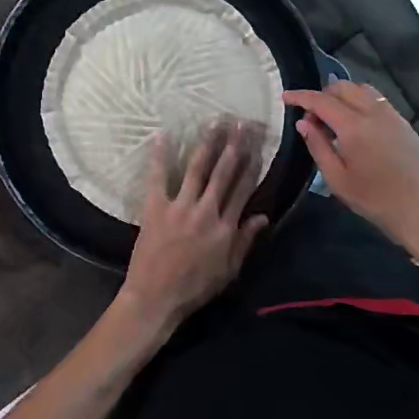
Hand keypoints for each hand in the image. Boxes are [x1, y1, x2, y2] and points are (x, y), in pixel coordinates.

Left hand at [120, 122, 270, 325]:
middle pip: (224, 172)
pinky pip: (158, 178)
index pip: (244, 188)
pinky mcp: (155, 209)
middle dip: (234, 145)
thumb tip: (263, 216)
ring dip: (207, 144)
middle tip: (241, 123)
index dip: (251, 164)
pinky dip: (160, 156)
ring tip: (214, 122)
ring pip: (198, 169)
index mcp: (226, 227)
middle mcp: (207, 211)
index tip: (257, 144)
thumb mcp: (230, 269)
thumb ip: (245, 241)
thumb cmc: (196, 287)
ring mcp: (180, 207)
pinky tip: (163, 135)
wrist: (156, 297)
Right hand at [283, 80, 418, 251]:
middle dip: (323, 95)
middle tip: (312, 118)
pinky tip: (358, 125)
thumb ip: (318, 147)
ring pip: (363, 90)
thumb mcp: (338, 179)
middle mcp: (375, 112)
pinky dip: (362, 102)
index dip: (301, 96)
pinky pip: (379, 101)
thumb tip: (303, 123)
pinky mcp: (405, 124)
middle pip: (343, 87)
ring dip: (344, 96)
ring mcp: (393, 116)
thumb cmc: (375, 200)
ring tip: (334, 120)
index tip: (286, 97)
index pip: (322, 100)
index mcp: (354, 126)